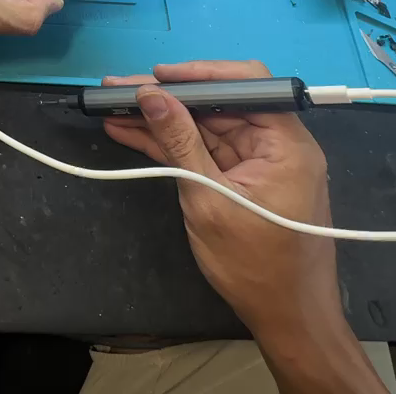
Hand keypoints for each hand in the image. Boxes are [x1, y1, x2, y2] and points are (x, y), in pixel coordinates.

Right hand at [101, 60, 339, 332]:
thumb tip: (150, 95)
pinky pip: (197, 148)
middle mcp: (272, 143)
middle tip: (118, 89)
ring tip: (110, 106)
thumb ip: (179, 142)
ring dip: (157, 118)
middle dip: (166, 96)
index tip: (158, 76)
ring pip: (199, 125)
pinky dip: (164, 142)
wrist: (285, 321)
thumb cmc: (256, 264)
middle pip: (215, 103)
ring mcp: (251, 160)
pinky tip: (126, 130)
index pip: (248, 84)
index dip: (201, 74)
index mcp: (285, 143)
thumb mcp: (210, 199)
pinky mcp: (234, 176)